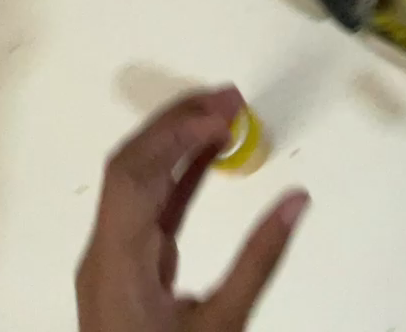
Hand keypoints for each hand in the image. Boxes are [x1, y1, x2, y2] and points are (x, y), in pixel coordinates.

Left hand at [78, 87, 309, 331]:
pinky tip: (214, 150)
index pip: (132, 173)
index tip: (225, 113)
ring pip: (141, 176)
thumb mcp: (220, 328)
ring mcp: (116, 253)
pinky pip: (154, 200)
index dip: (176, 131)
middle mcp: (107, 248)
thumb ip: (259, 260)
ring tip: (229, 112)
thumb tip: (298, 197)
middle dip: (179, 120)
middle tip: (232, 97)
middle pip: (132, 163)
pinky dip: (183, 169)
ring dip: (181, 138)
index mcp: (115, 261)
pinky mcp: (133, 261)